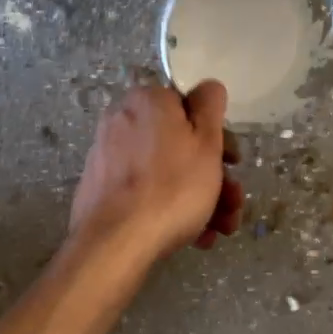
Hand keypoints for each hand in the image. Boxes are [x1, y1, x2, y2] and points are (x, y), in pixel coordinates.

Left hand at [68, 83, 243, 263]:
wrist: (114, 246)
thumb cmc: (170, 188)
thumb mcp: (206, 141)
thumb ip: (210, 105)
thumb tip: (207, 88)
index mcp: (147, 99)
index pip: (190, 107)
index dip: (217, 135)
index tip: (232, 164)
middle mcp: (122, 119)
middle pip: (178, 143)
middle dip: (212, 175)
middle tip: (231, 205)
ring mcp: (107, 156)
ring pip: (164, 170)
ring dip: (198, 197)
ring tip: (218, 230)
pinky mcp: (100, 190)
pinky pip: (143, 190)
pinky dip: (167, 207)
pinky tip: (193, 236)